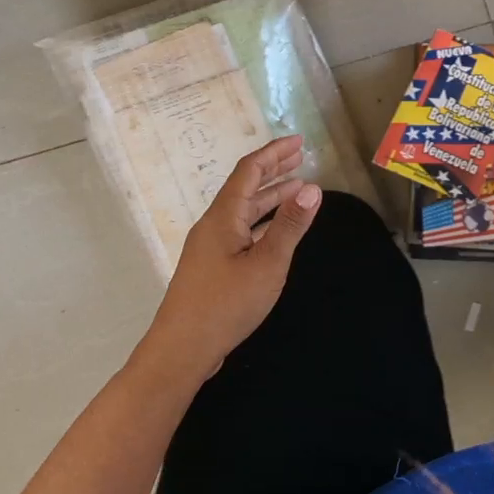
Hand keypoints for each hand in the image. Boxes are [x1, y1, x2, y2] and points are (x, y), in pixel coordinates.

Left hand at [132, 136, 321, 384]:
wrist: (181, 351)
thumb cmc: (226, 304)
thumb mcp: (268, 263)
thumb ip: (290, 225)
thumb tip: (312, 187)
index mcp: (223, 217)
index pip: (249, 171)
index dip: (274, 153)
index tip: (299, 142)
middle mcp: (213, 225)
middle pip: (244, 187)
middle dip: (273, 170)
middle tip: (301, 156)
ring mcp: (210, 247)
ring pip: (243, 210)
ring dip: (270, 195)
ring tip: (298, 188)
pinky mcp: (211, 267)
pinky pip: (240, 228)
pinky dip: (263, 219)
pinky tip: (277, 228)